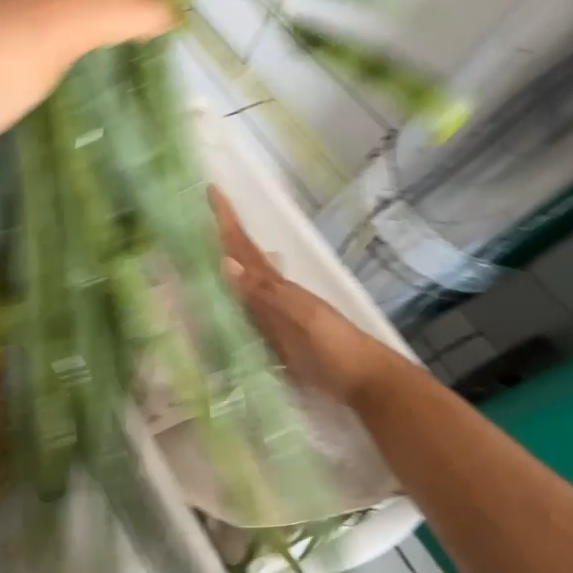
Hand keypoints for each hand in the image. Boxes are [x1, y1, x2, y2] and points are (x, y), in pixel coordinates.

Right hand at [211, 188, 402, 406]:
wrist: (368, 382)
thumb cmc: (333, 349)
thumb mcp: (298, 320)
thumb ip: (263, 295)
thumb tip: (225, 262)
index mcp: (277, 288)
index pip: (245, 248)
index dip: (228, 221)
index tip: (213, 190)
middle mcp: (276, 296)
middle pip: (246, 258)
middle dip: (226, 236)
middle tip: (204, 215)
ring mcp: (280, 315)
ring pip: (248, 281)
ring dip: (231, 261)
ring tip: (212, 248)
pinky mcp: (280, 338)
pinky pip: (250, 307)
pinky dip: (238, 295)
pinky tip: (233, 299)